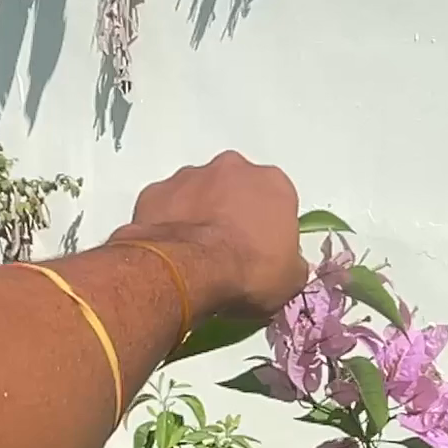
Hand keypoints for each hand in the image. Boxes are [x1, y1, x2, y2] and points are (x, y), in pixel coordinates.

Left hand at [109, 151, 308, 318]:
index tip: (261, 253)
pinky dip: (168, 223)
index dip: (270, 229)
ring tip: (196, 254)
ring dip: (200, 215)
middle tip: (227, 251)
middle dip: (233, 212)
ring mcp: (190, 175)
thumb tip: (286, 265)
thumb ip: (291, 263)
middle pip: (237, 189)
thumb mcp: (290, 280)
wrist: (191, 272)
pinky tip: (171, 251)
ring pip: (199, 193)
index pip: (278, 202)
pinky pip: (166, 206)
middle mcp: (233, 167)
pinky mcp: (155, 191)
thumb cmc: (250, 272)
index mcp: (274, 183)